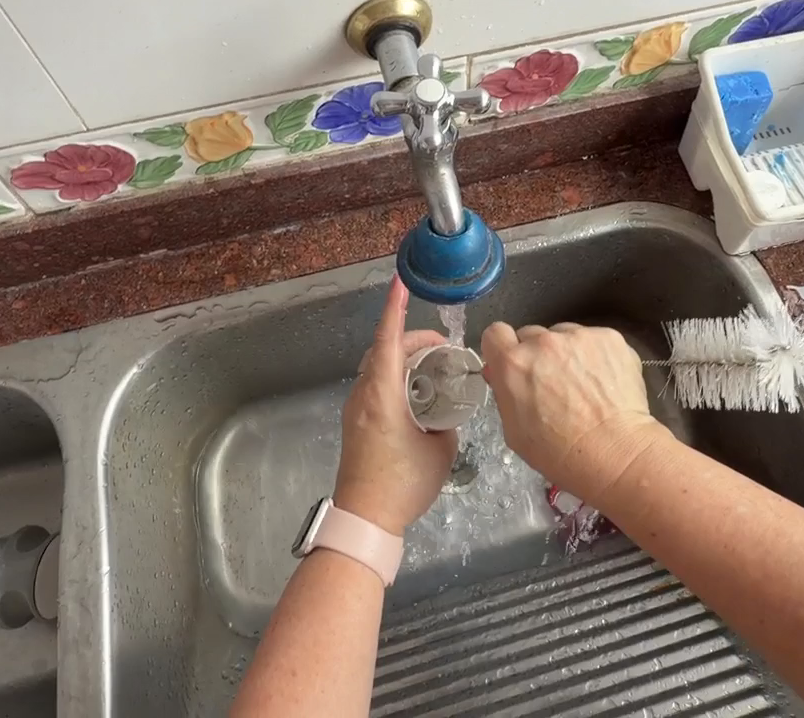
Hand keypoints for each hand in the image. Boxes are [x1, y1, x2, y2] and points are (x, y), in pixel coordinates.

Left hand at [333, 278, 458, 531]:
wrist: (365, 518)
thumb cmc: (403, 483)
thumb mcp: (440, 451)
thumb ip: (446, 423)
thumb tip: (447, 412)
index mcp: (382, 394)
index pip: (388, 341)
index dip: (395, 309)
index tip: (401, 284)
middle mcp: (364, 394)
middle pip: (384, 350)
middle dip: (411, 338)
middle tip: (442, 345)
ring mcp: (356, 408)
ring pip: (377, 367)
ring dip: (402, 357)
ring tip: (431, 365)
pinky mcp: (355, 423)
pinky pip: (374, 385)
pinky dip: (394, 375)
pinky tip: (415, 390)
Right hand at [480, 322, 671, 502]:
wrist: (616, 454)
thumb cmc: (559, 453)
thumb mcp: (514, 430)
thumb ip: (505, 392)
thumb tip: (501, 371)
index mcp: (513, 363)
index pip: (495, 333)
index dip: (504, 349)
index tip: (513, 363)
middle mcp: (543, 342)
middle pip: (531, 335)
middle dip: (537, 355)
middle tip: (552, 383)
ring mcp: (578, 336)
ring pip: (564, 335)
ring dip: (567, 353)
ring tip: (584, 385)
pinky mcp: (609, 337)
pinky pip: (593, 340)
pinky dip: (596, 356)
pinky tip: (604, 382)